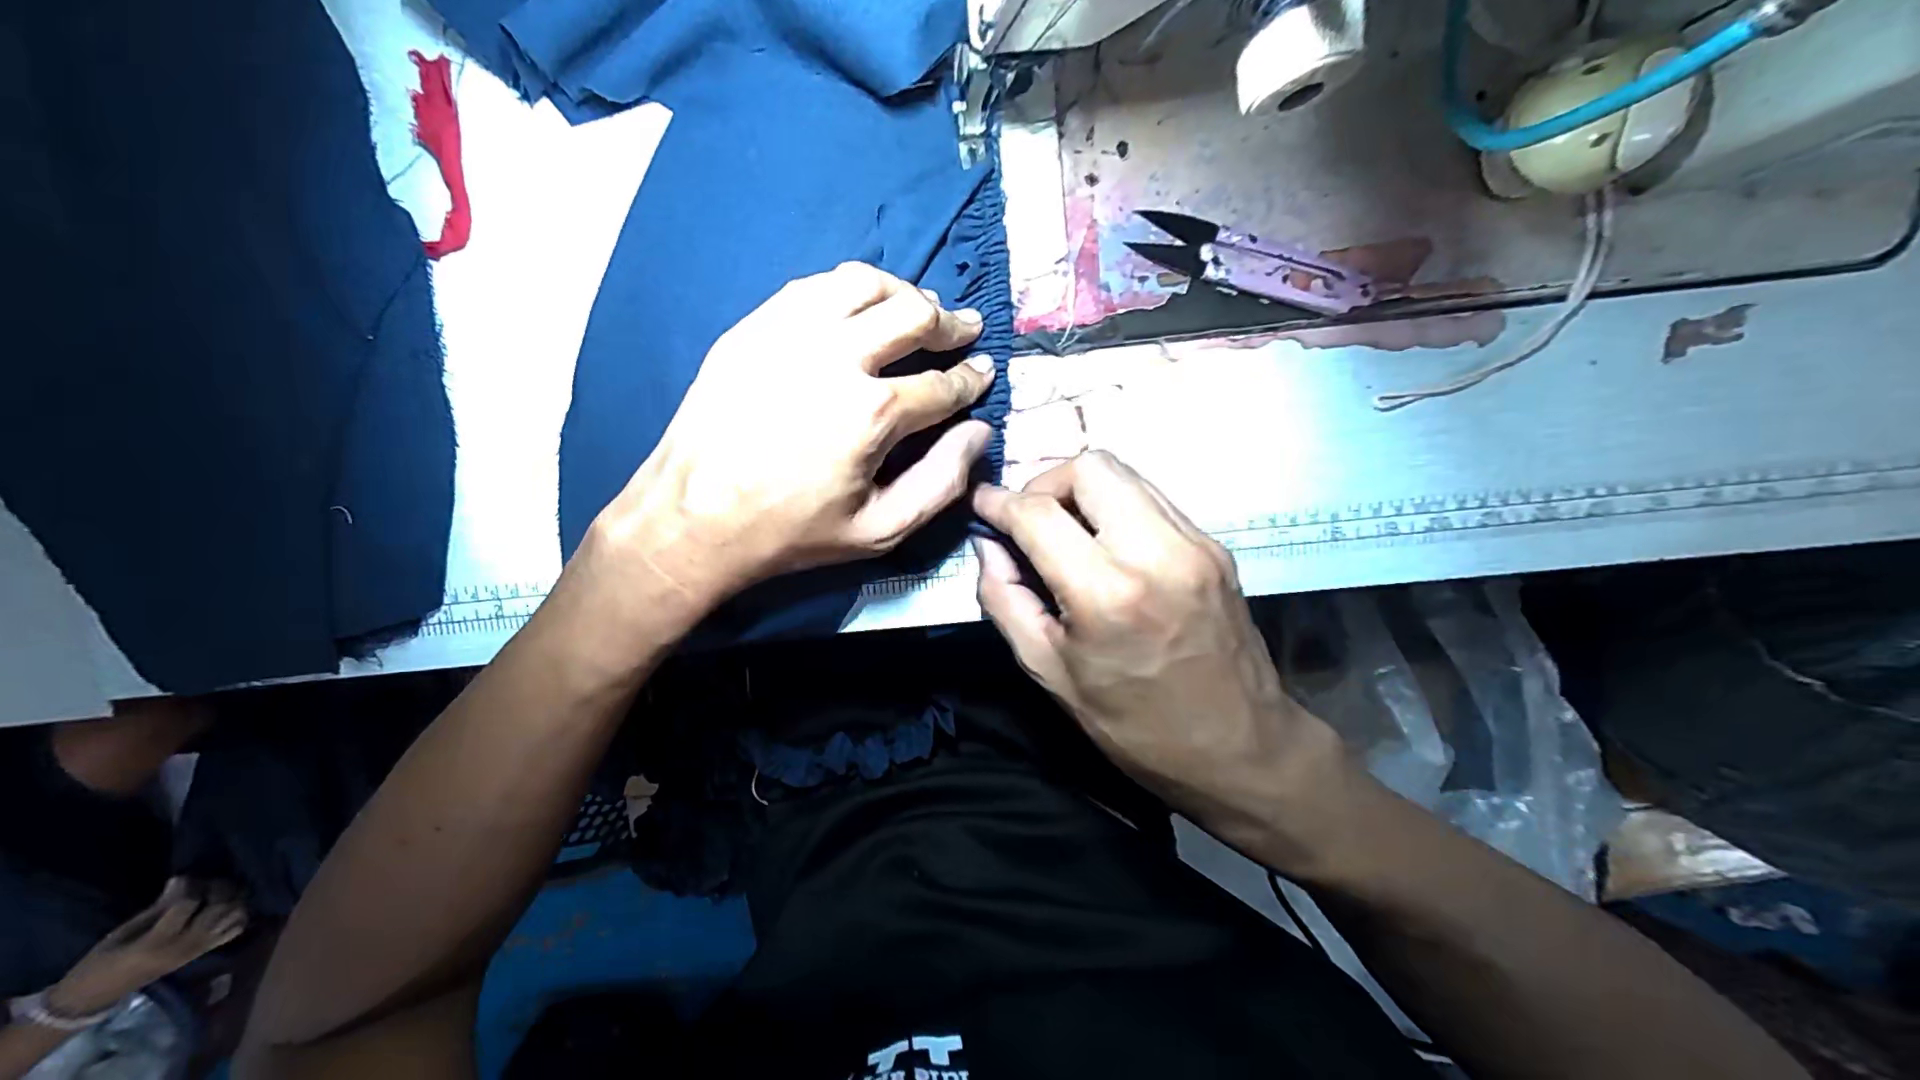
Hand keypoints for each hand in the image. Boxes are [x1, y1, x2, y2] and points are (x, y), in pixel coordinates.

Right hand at [47, 878, 247, 1015]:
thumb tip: (181, 880)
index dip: (190, 886)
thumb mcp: (122, 933)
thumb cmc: (100, 963)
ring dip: (232, 898)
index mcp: (157, 941)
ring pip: (235, 915)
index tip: (183, 879)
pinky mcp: (205, 952)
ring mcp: (199, 949)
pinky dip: (237, 914)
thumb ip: (157, 908)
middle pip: (220, 907)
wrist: (95, 996)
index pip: (189, 904)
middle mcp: (186, 944)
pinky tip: (224, 907)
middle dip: (217, 888)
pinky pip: (235, 929)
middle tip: (204, 882)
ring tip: (215, 893)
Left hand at [586, 262, 993, 607]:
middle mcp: (838, 356)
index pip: (943, 382)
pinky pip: (814, 286)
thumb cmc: (791, 532)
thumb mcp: (879, 530)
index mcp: (874, 412)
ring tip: (917, 306)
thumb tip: (979, 432)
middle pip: (913, 316)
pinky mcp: (755, 326)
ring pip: (864, 283)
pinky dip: (849, 288)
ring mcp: (790, 332)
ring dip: (903, 292)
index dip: (972, 376)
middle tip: (965, 327)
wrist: (693, 517)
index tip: (984, 369)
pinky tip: (857, 305)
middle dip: (951, 322)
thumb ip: (941, 482)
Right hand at [972, 452, 1348, 850]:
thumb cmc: (1136, 728)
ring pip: (1125, 473)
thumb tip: (988, 545)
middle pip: (1090, 466)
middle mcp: (1157, 553)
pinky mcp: (1215, 546)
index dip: (1000, 502)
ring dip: (1082, 490)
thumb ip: (1006, 601)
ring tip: (1064, 530)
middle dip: (1045, 482)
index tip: (982, 503)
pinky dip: (1116, 506)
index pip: (1039, 512)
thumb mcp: (1051, 674)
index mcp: (1108, 595)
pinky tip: (1105, 545)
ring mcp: (1195, 544)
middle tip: (1029, 520)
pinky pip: (1152, 499)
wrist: (1243, 751)